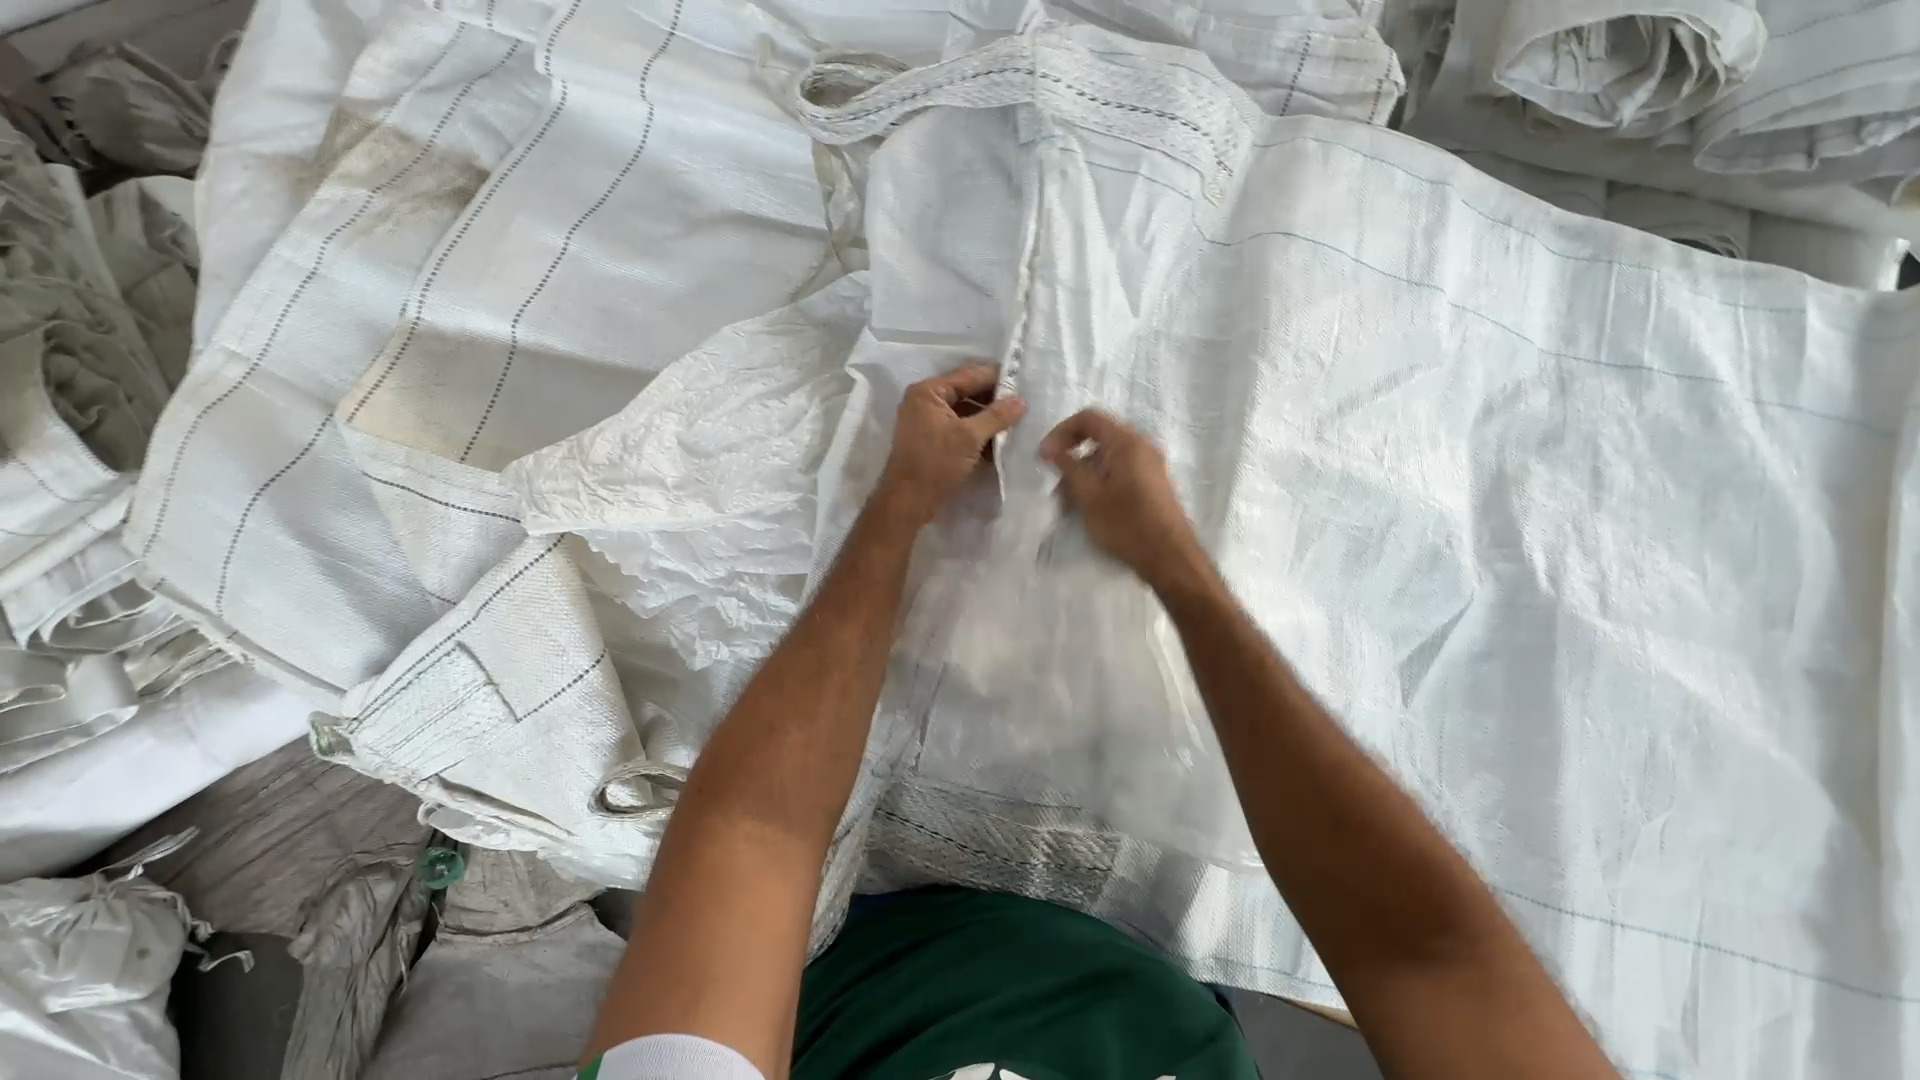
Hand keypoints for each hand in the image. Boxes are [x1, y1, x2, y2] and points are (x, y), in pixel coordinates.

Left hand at [875, 363, 1025, 525]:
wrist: (908, 501)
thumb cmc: (935, 463)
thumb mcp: (969, 437)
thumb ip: (996, 416)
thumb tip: (1022, 402)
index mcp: (928, 391)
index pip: (968, 374)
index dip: (997, 377)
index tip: (1023, 380)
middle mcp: (925, 401)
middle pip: (966, 391)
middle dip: (994, 399)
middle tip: (1023, 402)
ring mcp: (927, 421)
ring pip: (964, 411)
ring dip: (987, 417)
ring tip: (1015, 420)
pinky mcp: (932, 440)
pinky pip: (959, 427)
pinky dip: (977, 431)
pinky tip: (999, 438)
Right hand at [1039, 409, 1206, 591]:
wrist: (1169, 557)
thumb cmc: (1126, 524)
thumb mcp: (1089, 496)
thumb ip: (1069, 466)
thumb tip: (1053, 448)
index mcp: (1127, 442)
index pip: (1088, 418)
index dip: (1061, 432)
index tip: (1044, 457)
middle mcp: (1142, 446)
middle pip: (1099, 437)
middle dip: (1072, 456)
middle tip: (1054, 483)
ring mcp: (1151, 464)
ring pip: (1108, 457)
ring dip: (1084, 473)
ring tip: (1069, 503)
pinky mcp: (1153, 483)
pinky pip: (1121, 471)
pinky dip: (1101, 481)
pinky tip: (1090, 507)